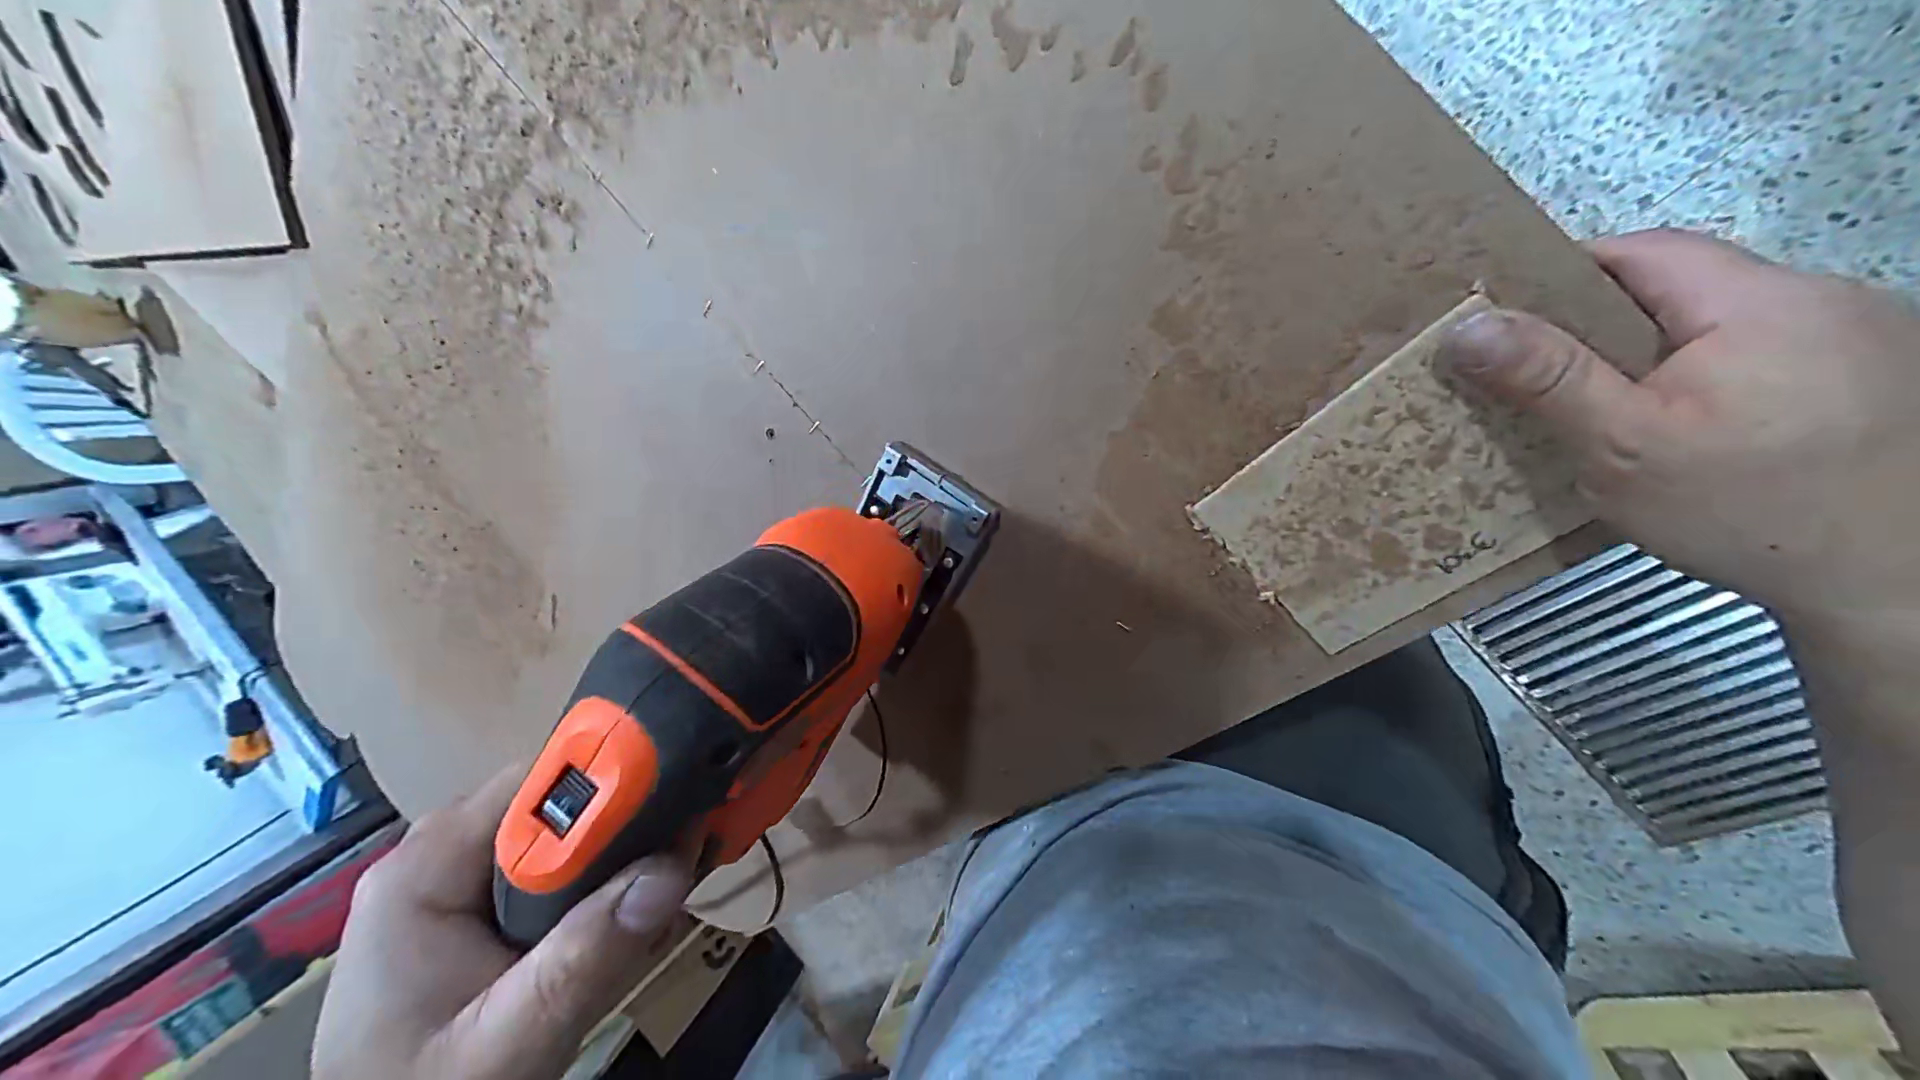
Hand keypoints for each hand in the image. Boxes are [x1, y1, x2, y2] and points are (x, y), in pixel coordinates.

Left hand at [313, 765, 692, 1079]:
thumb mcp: (504, 1046)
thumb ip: (582, 961)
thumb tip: (670, 869)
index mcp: (425, 867)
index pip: (538, 781)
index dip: (614, 787)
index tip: (682, 817)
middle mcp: (442, 853)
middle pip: (561, 802)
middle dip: (627, 835)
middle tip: (681, 873)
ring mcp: (462, 878)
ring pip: (568, 836)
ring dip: (622, 866)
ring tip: (659, 910)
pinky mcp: (482, 905)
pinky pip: (560, 869)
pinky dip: (602, 890)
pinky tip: (627, 929)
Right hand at [1439, 229, 1919, 630]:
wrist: (1902, 585)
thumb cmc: (1745, 506)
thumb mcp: (1621, 444)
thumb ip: (1547, 377)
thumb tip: (1467, 326)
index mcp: (1758, 302)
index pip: (1643, 251)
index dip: (1564, 273)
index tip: (1504, 318)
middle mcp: (1822, 301)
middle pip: (1682, 289)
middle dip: (1600, 325)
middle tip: (1536, 377)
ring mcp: (1860, 341)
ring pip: (1720, 327)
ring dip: (1652, 356)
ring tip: (1603, 410)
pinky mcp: (1873, 383)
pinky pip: (1760, 358)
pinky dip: (1701, 381)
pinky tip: (1682, 432)